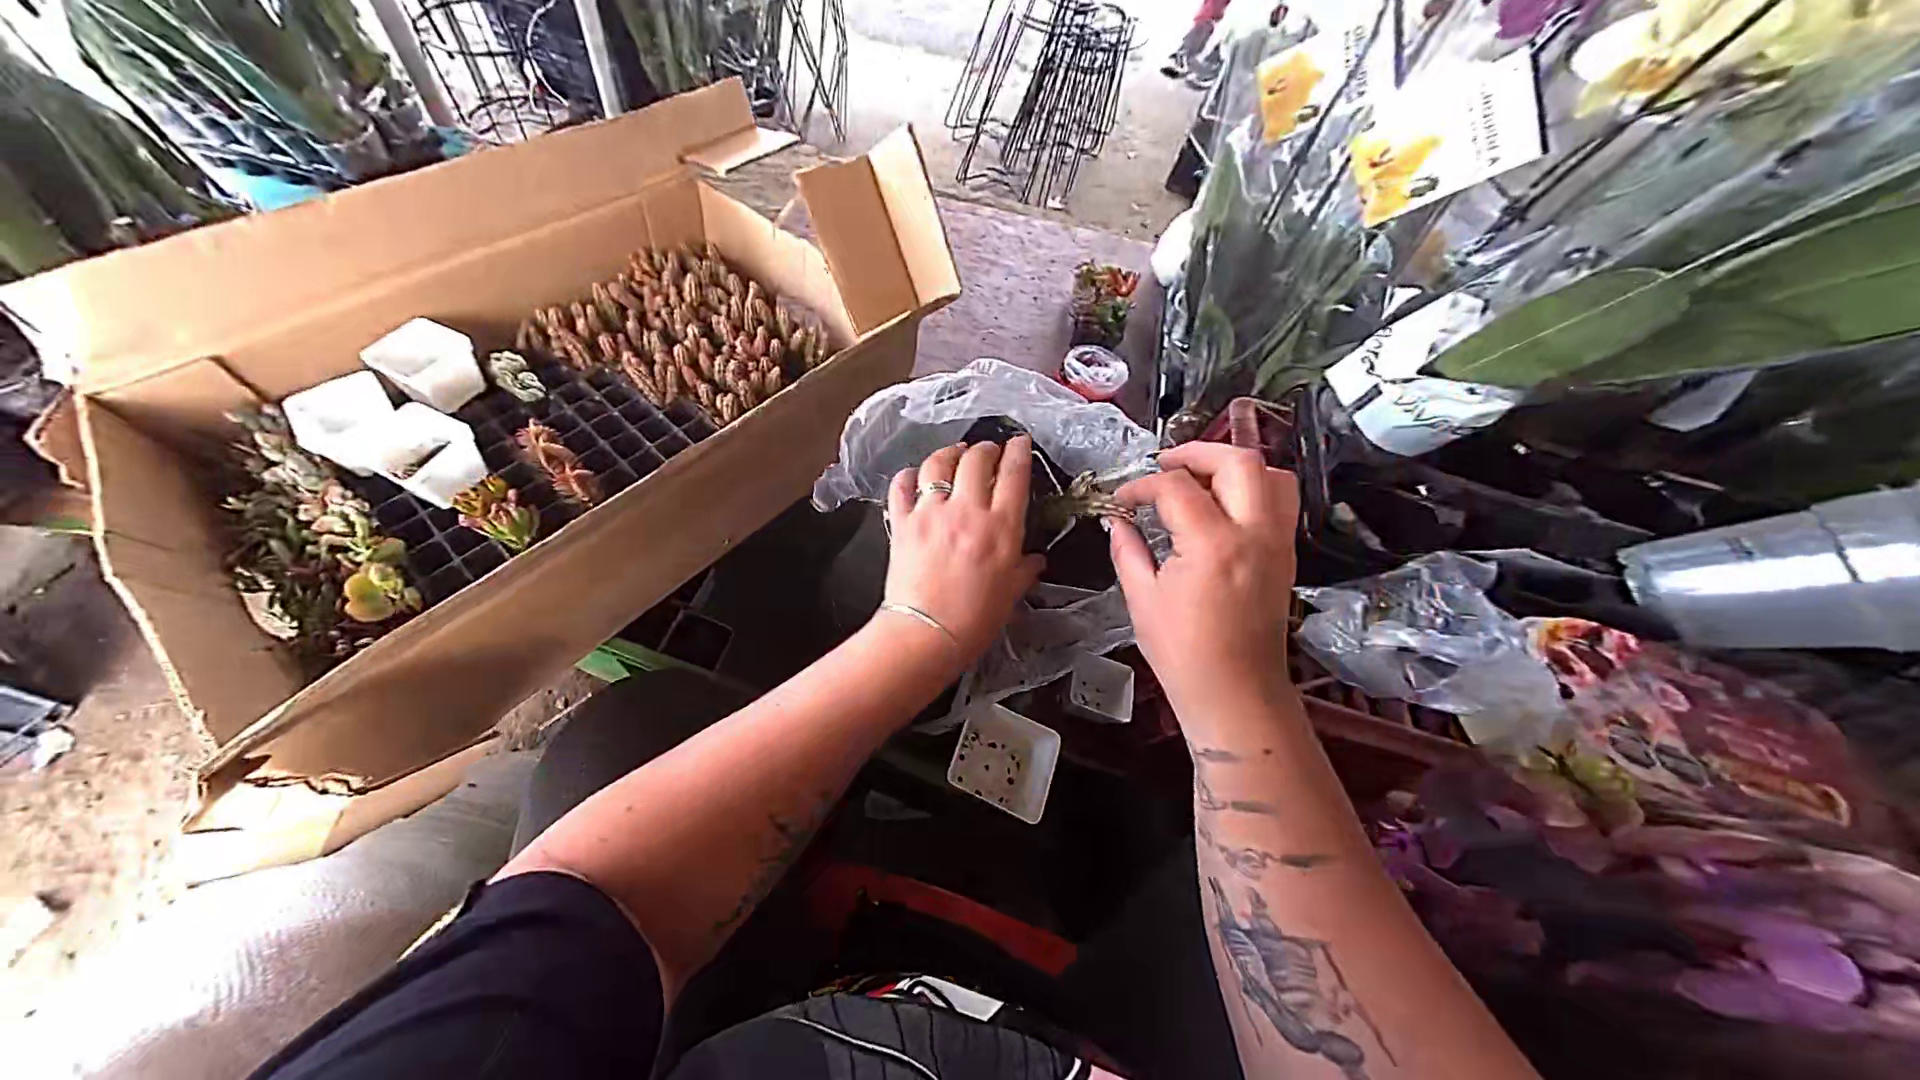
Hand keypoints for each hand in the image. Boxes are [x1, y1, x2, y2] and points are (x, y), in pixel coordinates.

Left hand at [883, 437, 1045, 666]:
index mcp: (1000, 527)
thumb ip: (1024, 570)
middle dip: (985, 448)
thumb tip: (1035, 560)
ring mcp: (930, 514)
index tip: (1018, 443)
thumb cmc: (973, 619)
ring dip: (949, 453)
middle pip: (976, 459)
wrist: (926, 634)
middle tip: (988, 451)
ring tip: (955, 453)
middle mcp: (966, 511)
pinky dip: (909, 476)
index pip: (1013, 473)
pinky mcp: (902, 524)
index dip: (1018, 451)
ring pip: (937, 463)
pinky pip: (902, 486)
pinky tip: (915, 476)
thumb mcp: (1011, 594)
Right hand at [1107, 443, 1299, 721]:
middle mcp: (1254, 534)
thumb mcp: (1142, 599)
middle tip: (1165, 464)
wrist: (1236, 692)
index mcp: (1213, 545)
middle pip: (1238, 460)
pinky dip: (1252, 488)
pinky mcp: (1285, 555)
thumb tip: (1117, 522)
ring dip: (1232, 464)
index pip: (1175, 488)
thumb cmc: (1184, 653)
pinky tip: (1221, 505)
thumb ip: (1128, 550)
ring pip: (1271, 474)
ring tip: (1198, 477)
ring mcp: (1277, 543)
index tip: (1123, 500)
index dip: (1142, 487)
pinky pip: (1279, 501)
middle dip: (1196, 452)